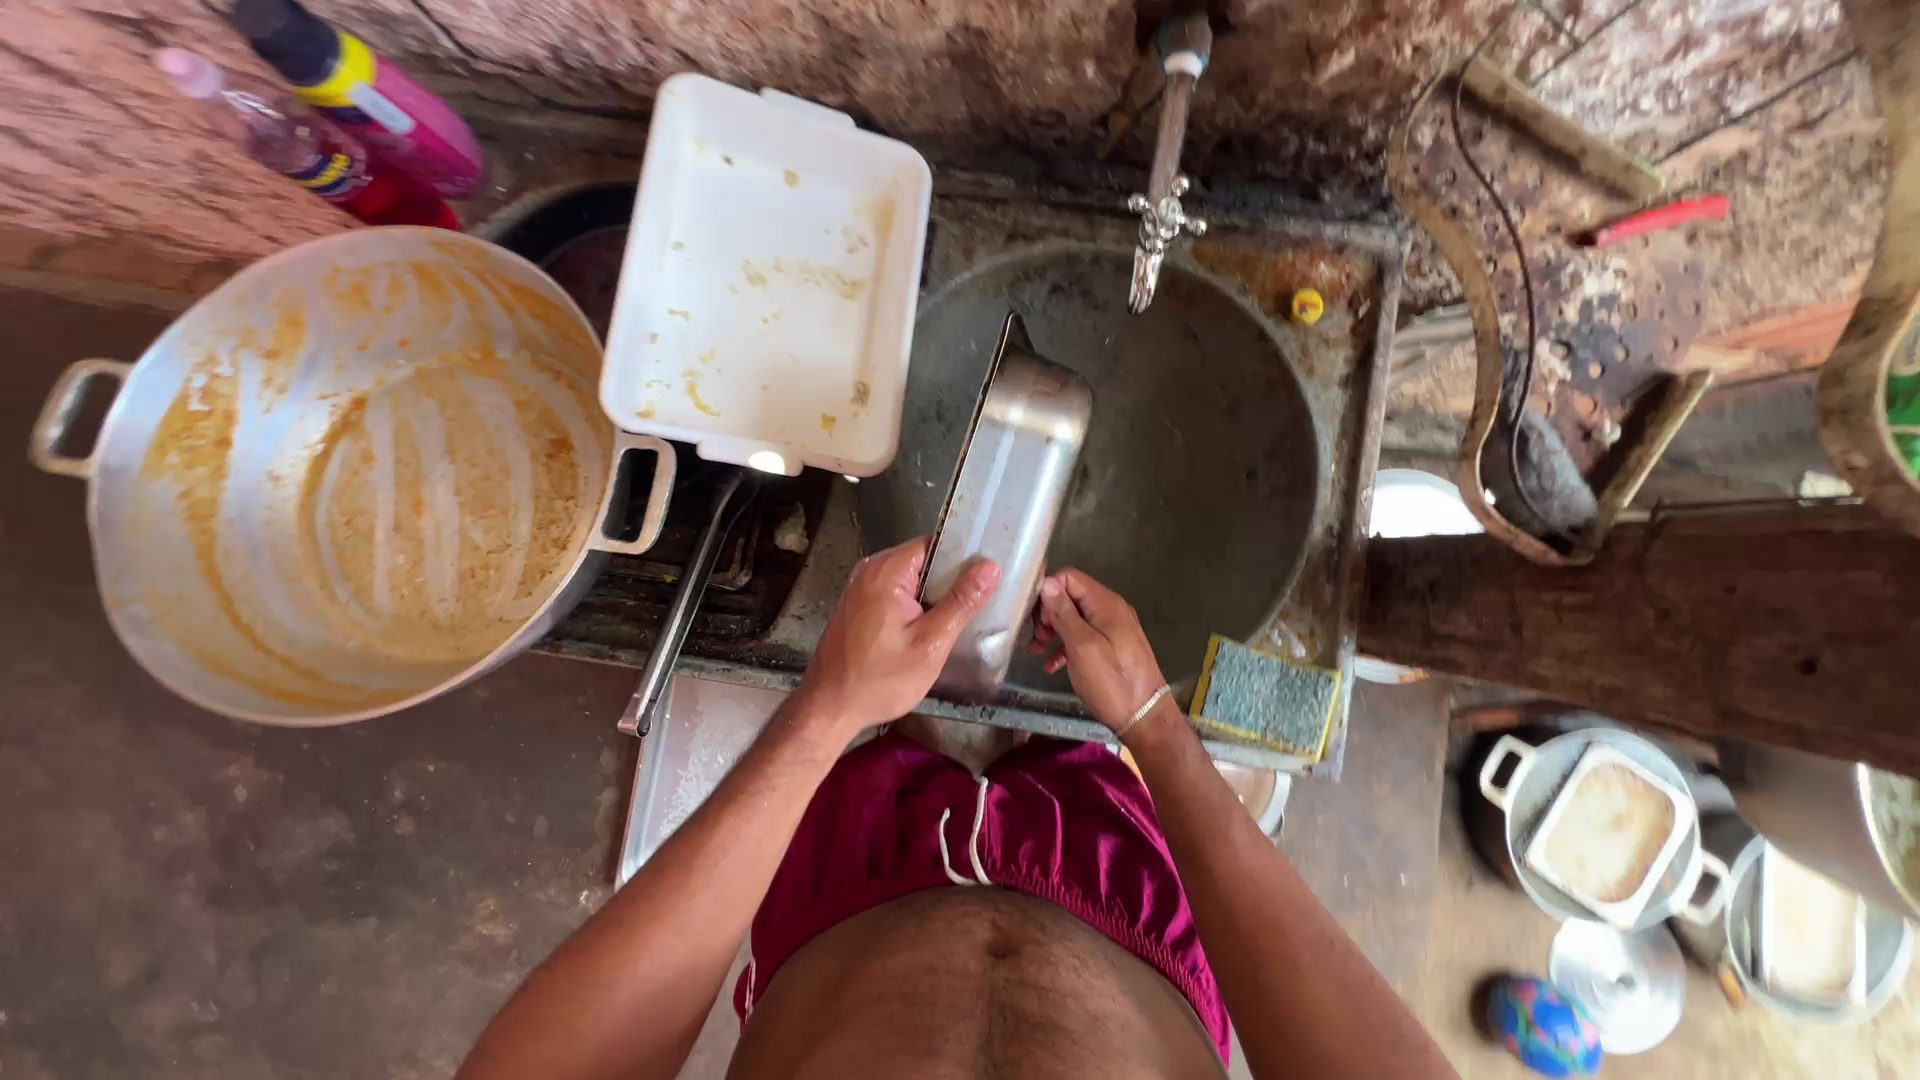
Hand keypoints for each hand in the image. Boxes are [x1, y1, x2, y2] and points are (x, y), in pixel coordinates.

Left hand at [798, 536, 999, 736]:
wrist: (829, 708)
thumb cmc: (880, 680)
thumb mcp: (930, 643)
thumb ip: (960, 602)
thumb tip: (990, 567)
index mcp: (886, 571)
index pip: (934, 543)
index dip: (963, 555)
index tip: (987, 573)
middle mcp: (870, 570)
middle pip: (922, 559)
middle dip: (950, 578)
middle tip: (978, 601)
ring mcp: (860, 588)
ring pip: (909, 579)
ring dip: (932, 595)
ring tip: (959, 616)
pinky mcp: (857, 606)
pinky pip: (894, 593)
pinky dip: (913, 605)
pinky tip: (928, 628)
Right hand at [1028, 568, 1169, 733]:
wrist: (1145, 718)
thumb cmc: (1111, 682)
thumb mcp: (1082, 646)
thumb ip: (1064, 613)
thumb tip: (1047, 583)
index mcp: (1106, 604)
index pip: (1069, 577)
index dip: (1047, 592)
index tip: (1035, 618)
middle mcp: (1111, 610)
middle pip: (1071, 597)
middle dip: (1048, 614)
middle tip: (1036, 638)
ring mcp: (1113, 629)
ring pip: (1075, 618)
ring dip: (1053, 631)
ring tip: (1036, 652)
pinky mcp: (1112, 647)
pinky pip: (1084, 637)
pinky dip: (1066, 647)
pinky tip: (1052, 666)